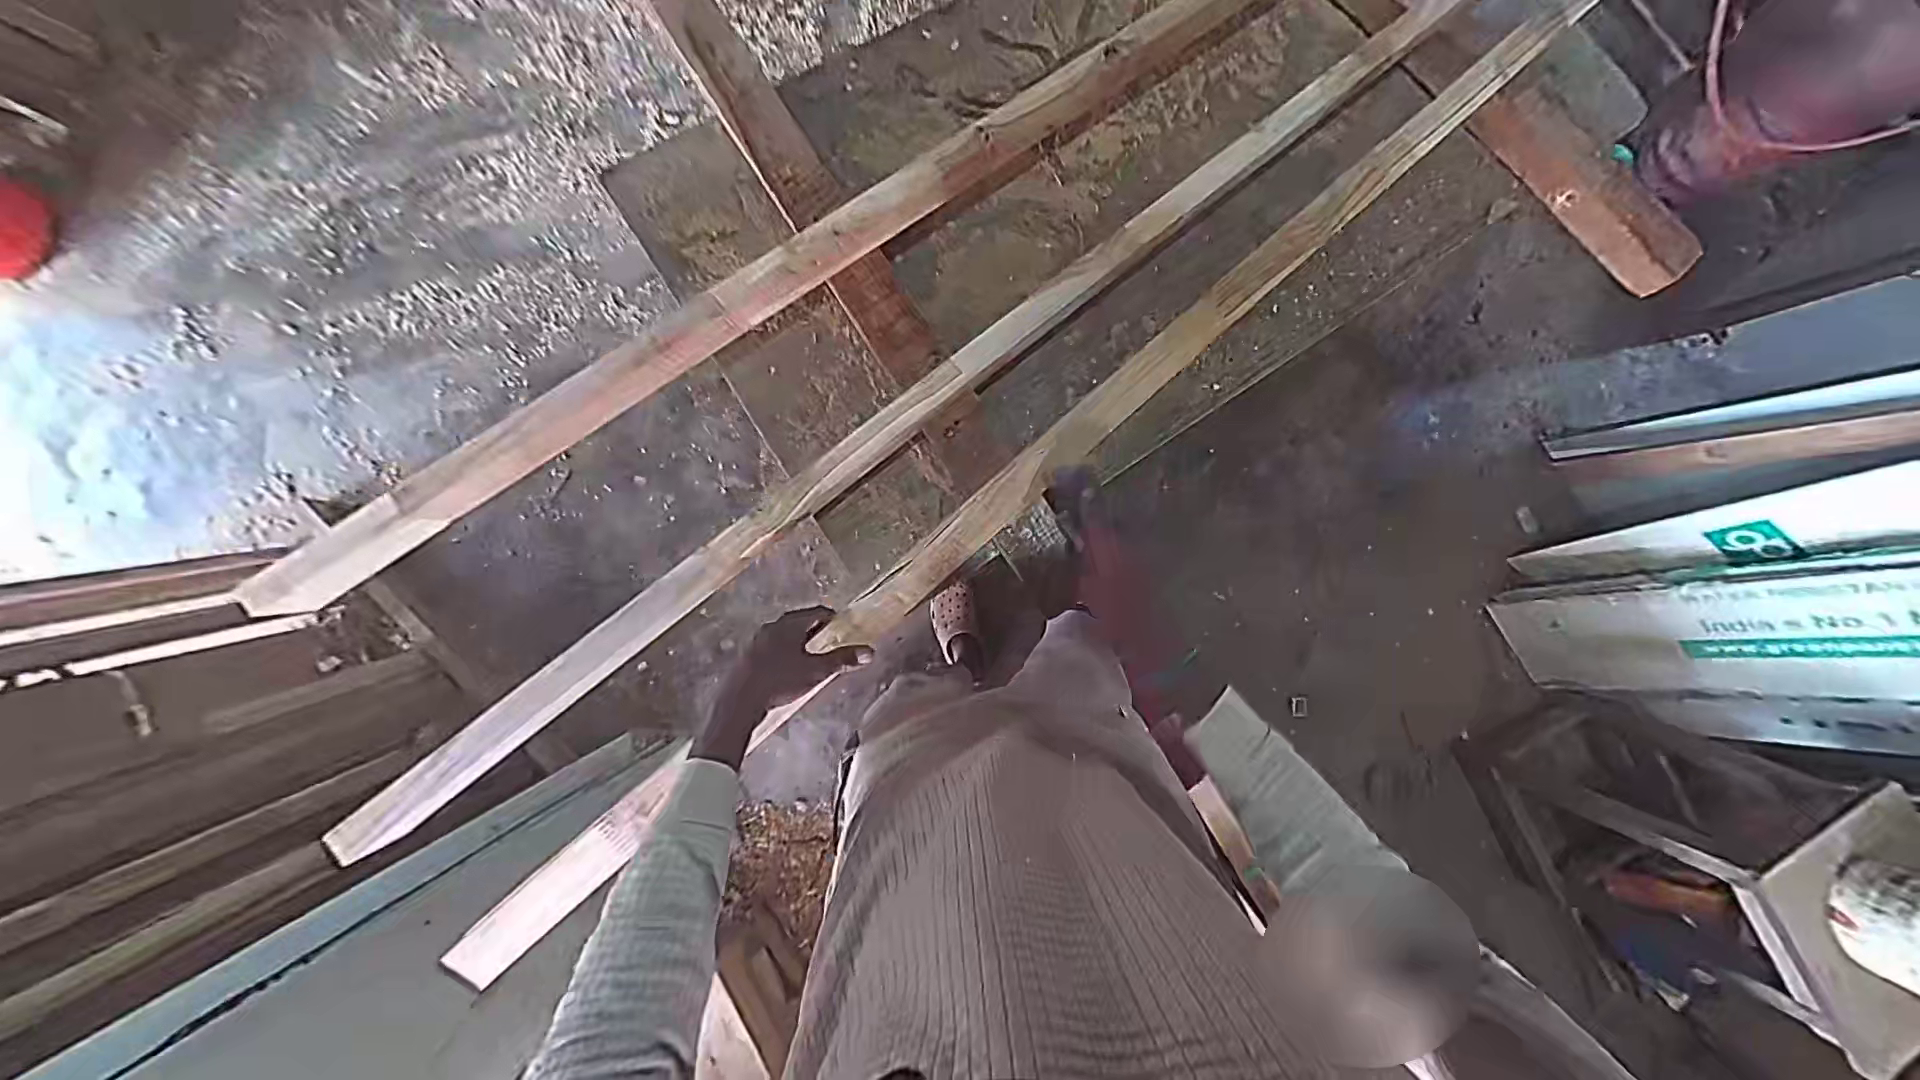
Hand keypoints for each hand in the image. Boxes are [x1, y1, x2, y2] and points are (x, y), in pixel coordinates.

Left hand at [690, 607, 872, 767]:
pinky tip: (787, 670)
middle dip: (815, 631)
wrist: (739, 702)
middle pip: (799, 622)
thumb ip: (843, 660)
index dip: (832, 618)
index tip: (842, 626)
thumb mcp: (817, 671)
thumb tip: (869, 652)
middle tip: (830, 642)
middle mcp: (771, 627)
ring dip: (798, 643)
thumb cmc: (780, 681)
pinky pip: (771, 648)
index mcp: (789, 624)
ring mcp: (756, 641)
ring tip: (810, 657)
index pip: (817, 612)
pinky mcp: (747, 657)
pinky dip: (783, 653)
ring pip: (783, 635)